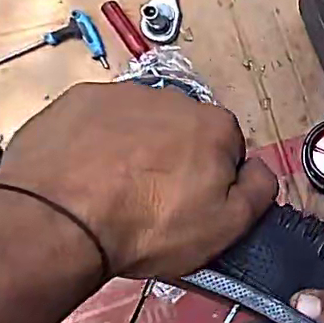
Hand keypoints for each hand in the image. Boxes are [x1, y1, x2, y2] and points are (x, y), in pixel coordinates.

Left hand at [0, 81, 279, 278]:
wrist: (61, 218)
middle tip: (150, 201)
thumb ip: (258, 192)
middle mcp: (171, 100)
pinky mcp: (79, 100)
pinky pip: (97, 119)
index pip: (225, 148)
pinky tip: (85, 173)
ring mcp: (122, 95)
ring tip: (112, 190)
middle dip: (171, 160)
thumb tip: (262, 172)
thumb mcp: (224, 227)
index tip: (189, 203)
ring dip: (132, 148)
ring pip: (137, 123)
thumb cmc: (141, 225)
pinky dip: (94, 140)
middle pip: (181, 131)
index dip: (209, 180)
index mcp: (213, 127)